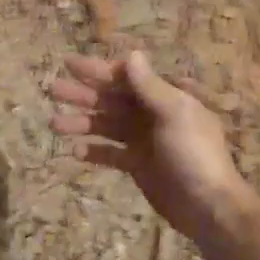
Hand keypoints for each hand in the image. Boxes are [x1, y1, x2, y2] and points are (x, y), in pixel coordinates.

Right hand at [49, 51, 249, 234]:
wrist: (206, 205)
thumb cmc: (194, 154)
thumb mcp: (175, 114)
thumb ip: (150, 86)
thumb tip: (131, 54)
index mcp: (167, 98)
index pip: (127, 77)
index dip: (98, 71)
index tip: (70, 64)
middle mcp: (153, 115)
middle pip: (112, 100)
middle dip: (83, 95)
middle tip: (52, 89)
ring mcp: (144, 141)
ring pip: (106, 126)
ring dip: (81, 123)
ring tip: (54, 123)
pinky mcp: (137, 165)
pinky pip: (110, 154)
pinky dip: (94, 152)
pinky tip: (75, 152)